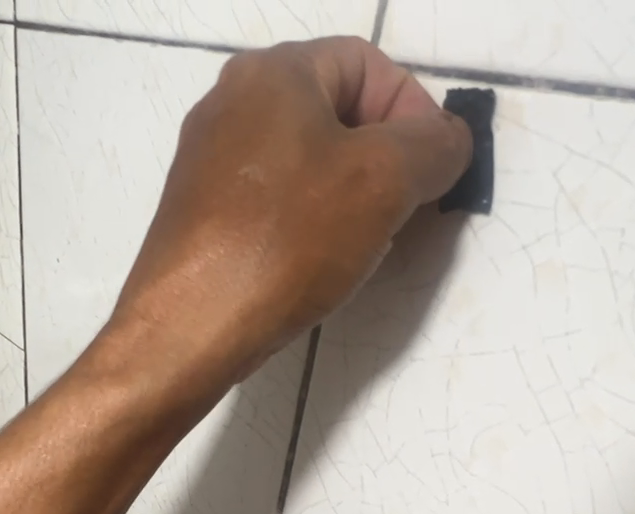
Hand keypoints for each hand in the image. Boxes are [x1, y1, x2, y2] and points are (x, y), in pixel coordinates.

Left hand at [110, 38, 471, 392]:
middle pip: (331, 116)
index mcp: (272, 73)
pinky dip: (299, 228)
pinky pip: (266, 208)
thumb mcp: (385, 181)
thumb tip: (446, 142)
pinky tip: (307, 269)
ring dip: (342, 200)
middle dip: (379, 163)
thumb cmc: (287, 240)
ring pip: (299, 166)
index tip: (431, 174)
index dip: (414, 112)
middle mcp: (228, 105)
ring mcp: (204, 165)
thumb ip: (435, 146)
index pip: (368, 65)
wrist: (188, 327)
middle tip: (398, 215)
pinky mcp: (194, 219)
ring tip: (354, 249)